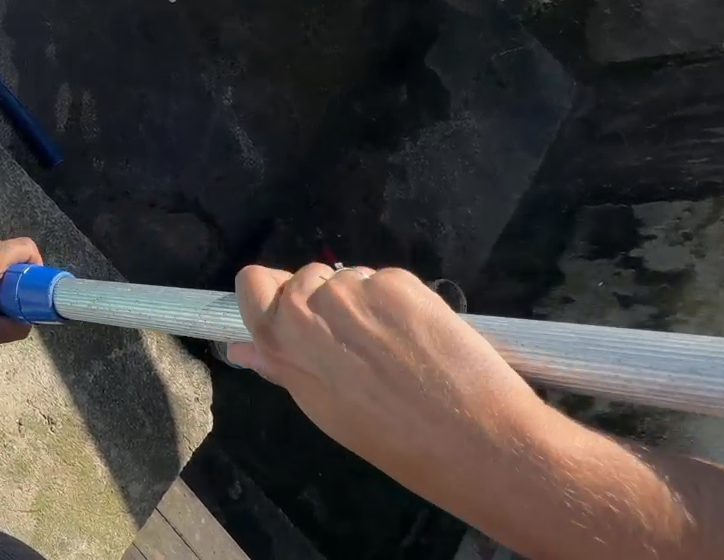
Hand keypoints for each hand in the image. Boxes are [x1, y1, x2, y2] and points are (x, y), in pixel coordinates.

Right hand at [229, 264, 553, 497]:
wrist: (483, 444)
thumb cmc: (392, 438)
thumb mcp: (322, 408)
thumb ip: (280, 366)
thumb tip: (240, 349)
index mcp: (279, 335)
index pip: (252, 280)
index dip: (271, 292)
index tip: (296, 315)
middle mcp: (307, 303)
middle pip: (304, 279)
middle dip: (326, 302)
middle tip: (358, 345)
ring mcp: (354, 288)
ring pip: (349, 280)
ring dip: (366, 303)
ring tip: (398, 347)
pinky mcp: (398, 281)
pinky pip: (386, 281)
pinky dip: (400, 302)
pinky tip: (422, 337)